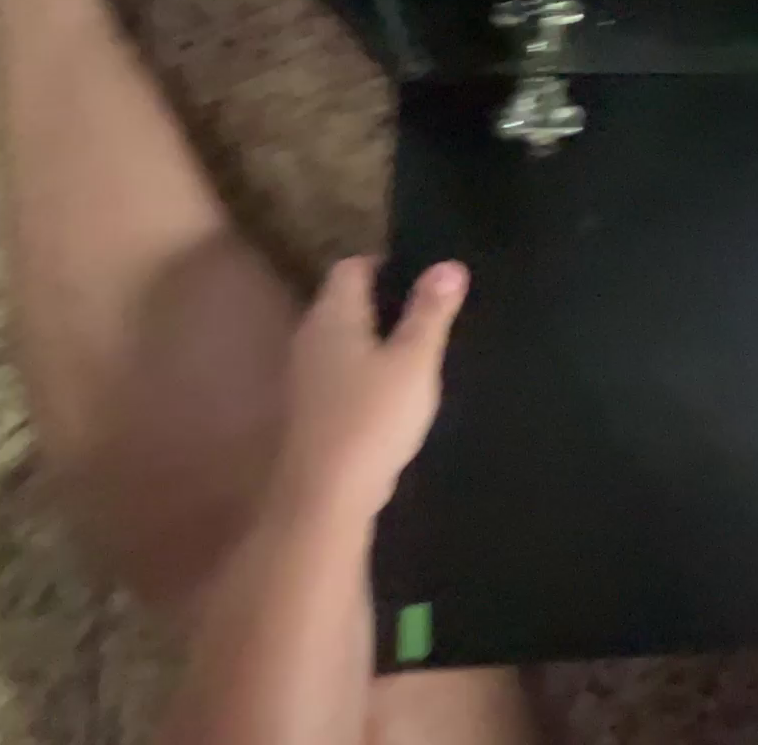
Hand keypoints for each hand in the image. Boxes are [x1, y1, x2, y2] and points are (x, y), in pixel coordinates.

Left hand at [272, 256, 470, 525]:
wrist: (326, 495)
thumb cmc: (373, 417)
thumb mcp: (415, 359)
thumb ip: (431, 311)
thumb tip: (449, 265)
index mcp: (334, 315)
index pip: (352, 266)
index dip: (388, 263)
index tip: (427, 277)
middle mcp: (312, 336)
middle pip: (348, 300)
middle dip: (388, 300)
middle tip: (434, 309)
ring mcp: (308, 373)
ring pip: (346, 336)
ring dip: (380, 336)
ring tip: (423, 346)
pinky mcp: (313, 406)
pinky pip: (343, 368)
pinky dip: (369, 366)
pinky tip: (399, 387)